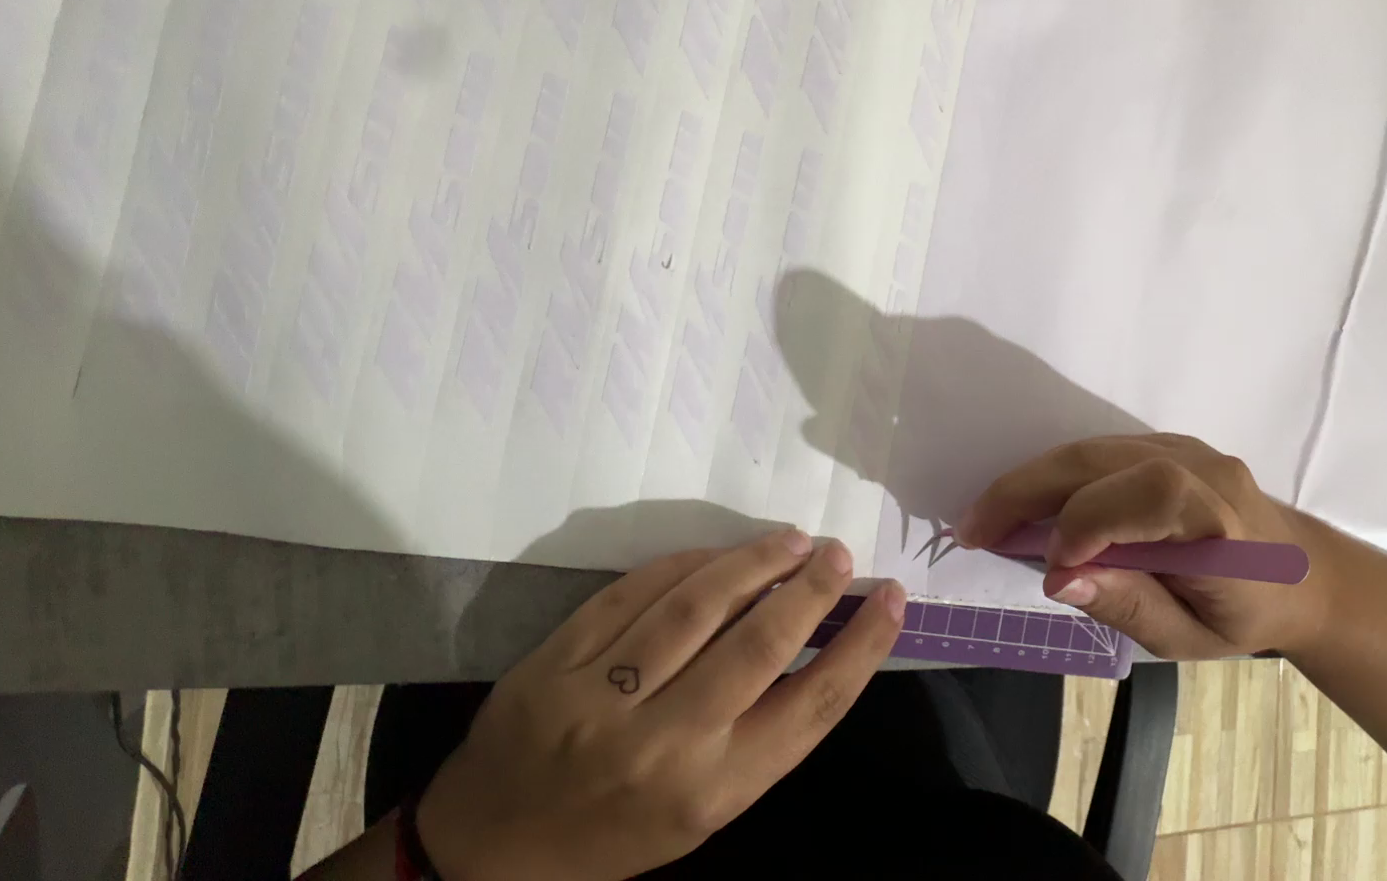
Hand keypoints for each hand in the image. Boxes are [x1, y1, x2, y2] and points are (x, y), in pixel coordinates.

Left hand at [415, 531, 905, 880]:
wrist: (494, 845)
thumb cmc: (620, 829)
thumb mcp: (707, 805)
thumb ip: (762, 727)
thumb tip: (811, 631)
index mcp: (715, 789)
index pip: (812, 706)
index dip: (862, 645)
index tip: (891, 598)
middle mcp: (666, 744)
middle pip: (760, 646)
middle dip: (810, 590)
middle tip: (838, 552)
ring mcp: (603, 699)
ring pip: (697, 607)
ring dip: (753, 563)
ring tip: (790, 540)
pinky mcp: (558, 661)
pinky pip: (634, 593)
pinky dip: (687, 563)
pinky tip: (718, 553)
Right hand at [955, 434, 1334, 658]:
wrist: (1300, 572)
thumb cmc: (1243, 616)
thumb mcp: (1189, 639)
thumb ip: (1128, 605)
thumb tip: (1058, 578)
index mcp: (1221, 525)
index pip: (1148, 497)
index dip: (1088, 522)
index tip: (1050, 567)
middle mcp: (1203, 470)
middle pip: (1098, 461)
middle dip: (1025, 490)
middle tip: (971, 528)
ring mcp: (1183, 447)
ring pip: (1086, 449)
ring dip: (1027, 479)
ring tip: (986, 517)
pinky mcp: (1164, 443)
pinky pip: (1095, 451)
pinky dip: (1051, 474)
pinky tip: (1026, 503)